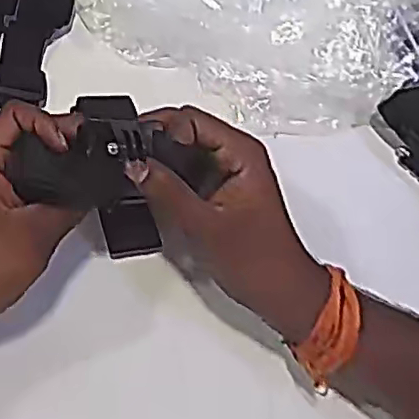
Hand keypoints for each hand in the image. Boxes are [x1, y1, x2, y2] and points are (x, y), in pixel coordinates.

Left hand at [0, 103, 86, 331]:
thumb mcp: (36, 232)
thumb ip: (68, 203)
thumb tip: (88, 186)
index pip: (17, 113)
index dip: (47, 122)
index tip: (65, 145)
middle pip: (24, 124)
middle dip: (57, 131)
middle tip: (82, 146)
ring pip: (28, 145)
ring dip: (54, 150)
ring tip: (79, 161)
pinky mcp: (2, 193)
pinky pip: (29, 167)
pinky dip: (50, 169)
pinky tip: (68, 183)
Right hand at [129, 105, 330, 342]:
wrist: (285, 299)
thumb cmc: (263, 265)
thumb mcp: (204, 226)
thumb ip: (165, 190)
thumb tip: (136, 165)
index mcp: (242, 153)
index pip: (189, 118)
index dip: (159, 128)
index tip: (138, 147)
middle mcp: (236, 155)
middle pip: (184, 128)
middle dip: (155, 141)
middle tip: (134, 158)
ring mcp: (227, 169)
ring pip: (182, 147)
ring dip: (161, 159)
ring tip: (144, 176)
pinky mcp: (219, 185)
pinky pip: (185, 167)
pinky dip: (168, 174)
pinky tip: (158, 190)